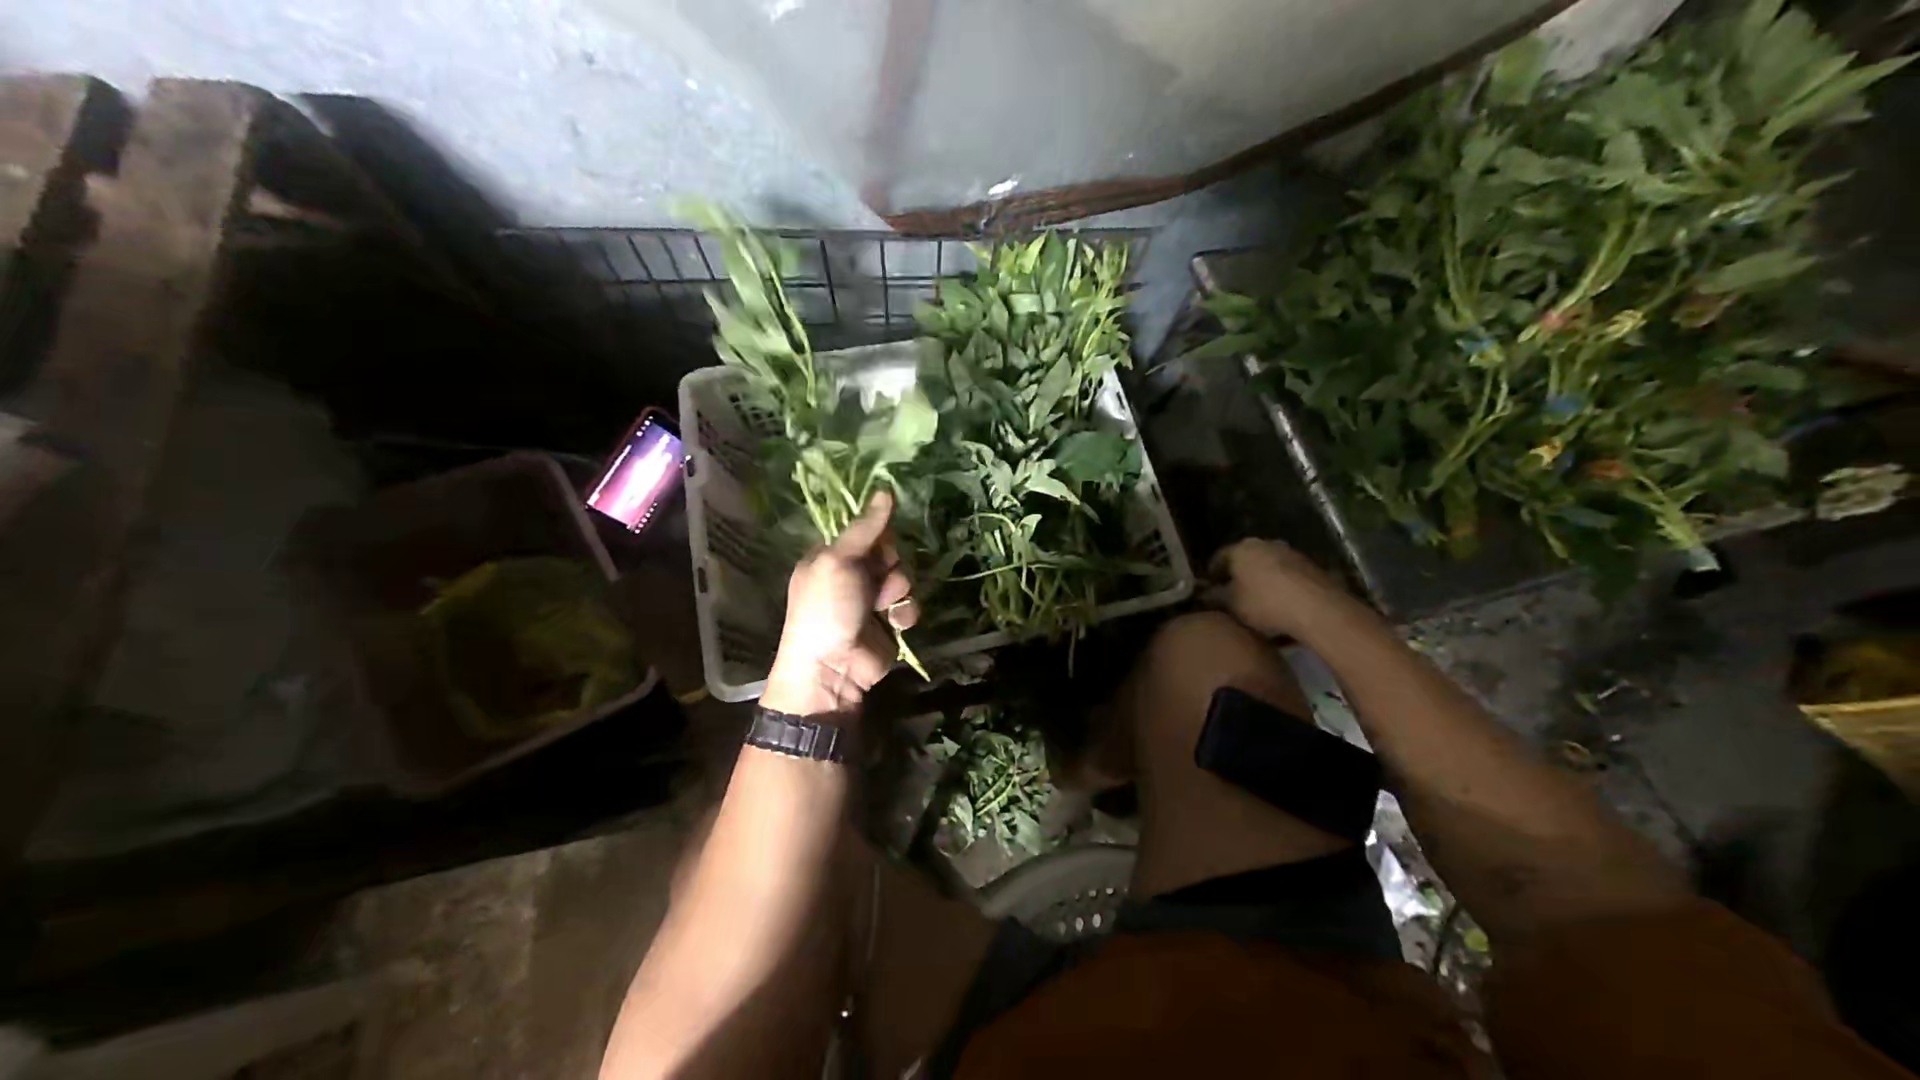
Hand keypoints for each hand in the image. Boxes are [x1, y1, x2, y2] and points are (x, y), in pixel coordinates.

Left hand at [761, 491, 918, 716]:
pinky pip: (909, 604)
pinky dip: (905, 613)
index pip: (866, 531)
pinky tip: (896, 623)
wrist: (832, 669)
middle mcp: (851, 575)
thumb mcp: (839, 561)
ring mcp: (871, 600)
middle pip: (889, 553)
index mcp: (831, 556)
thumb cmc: (827, 609)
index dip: (878, 536)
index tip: (880, 544)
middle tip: (877, 578)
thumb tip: (885, 489)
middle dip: (889, 565)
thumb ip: (865, 528)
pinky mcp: (889, 622)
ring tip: (883, 607)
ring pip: (903, 577)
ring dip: (898, 590)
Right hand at [1207, 539, 1350, 640]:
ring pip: (1268, 567)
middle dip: (1238, 576)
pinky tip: (1280, 606)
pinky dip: (1280, 588)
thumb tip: (1204, 595)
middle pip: (1246, 560)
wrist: (1317, 609)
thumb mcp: (1230, 604)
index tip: (1208, 588)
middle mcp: (1266, 544)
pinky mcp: (1312, 568)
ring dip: (1261, 581)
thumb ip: (1214, 597)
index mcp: (1242, 548)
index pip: (1219, 557)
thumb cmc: (1264, 603)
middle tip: (1231, 595)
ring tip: (1256, 603)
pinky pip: (1288, 577)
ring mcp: (1292, 554)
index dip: (1212, 573)